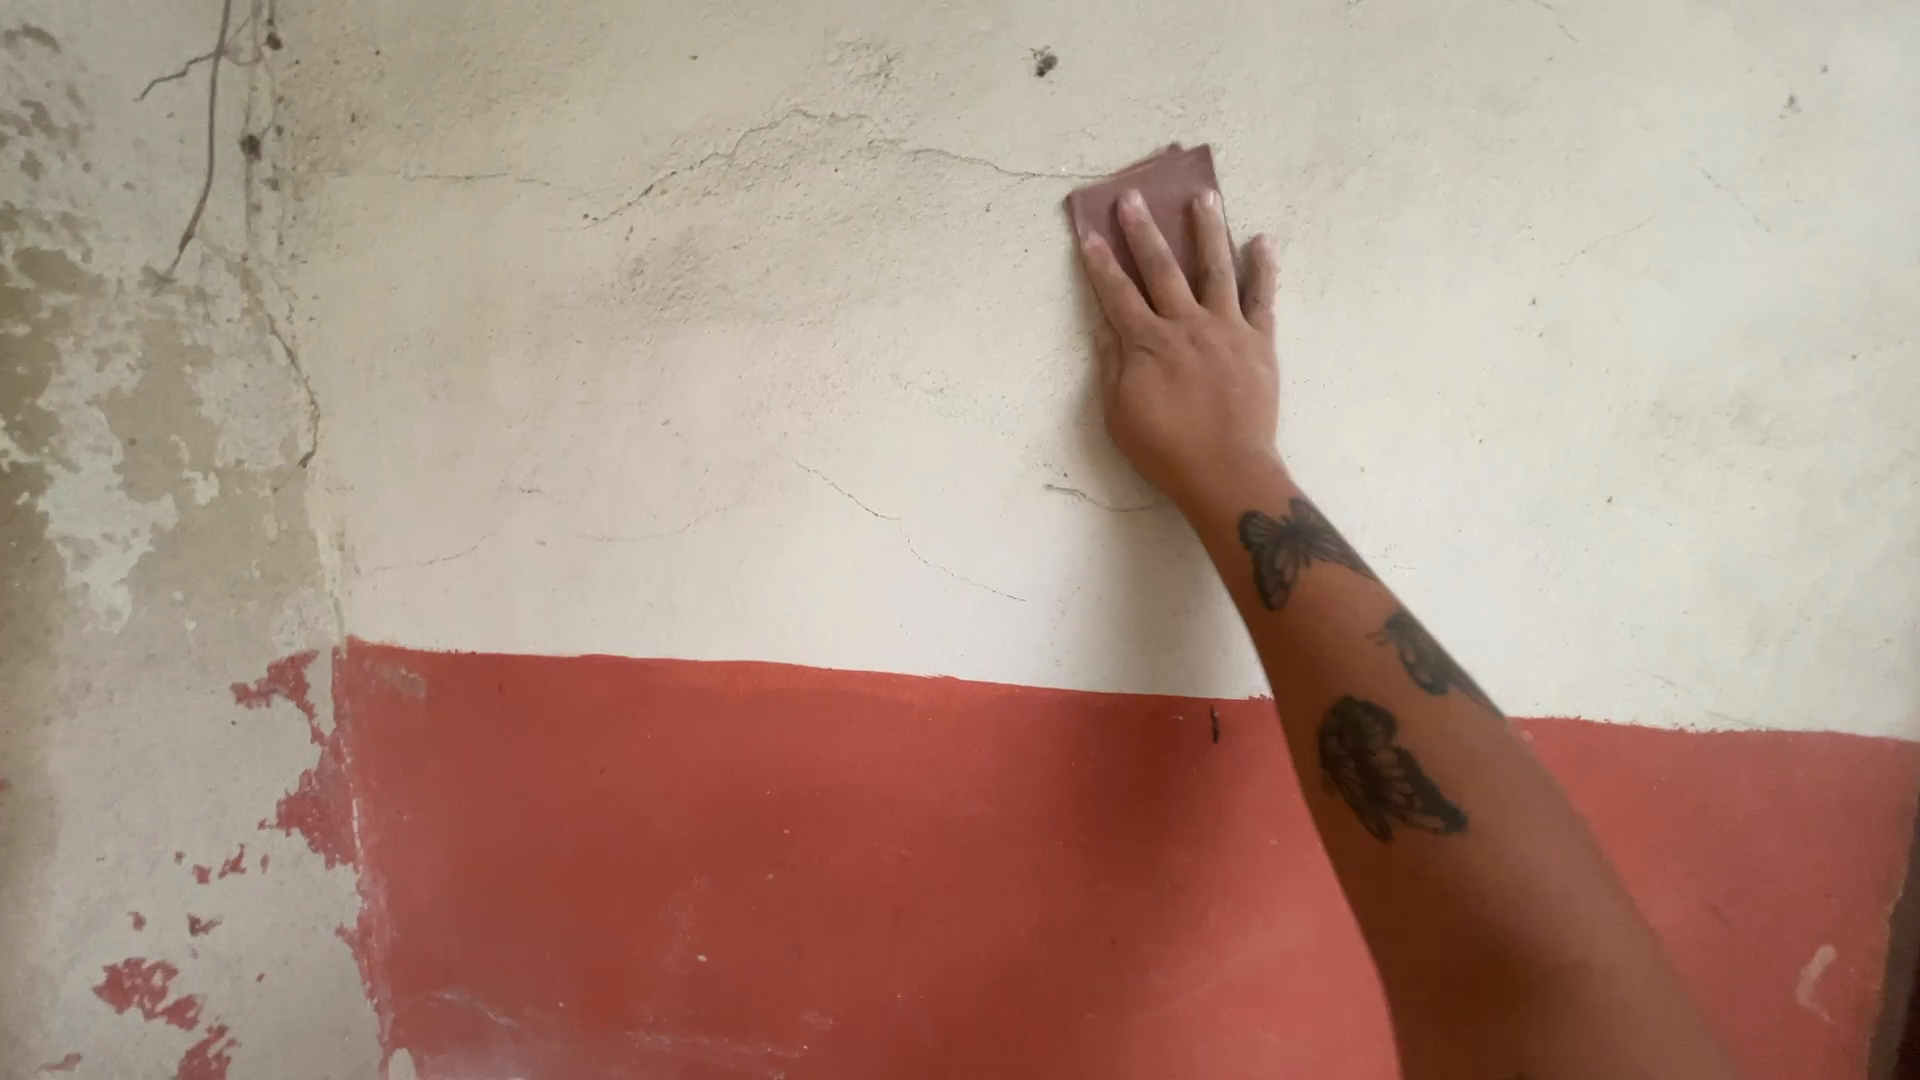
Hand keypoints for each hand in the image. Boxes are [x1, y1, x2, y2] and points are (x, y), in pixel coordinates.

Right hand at [1078, 189, 1283, 512]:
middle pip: (1162, 269)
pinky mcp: (1259, 341)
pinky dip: (1263, 268)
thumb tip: (1105, 327)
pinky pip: (1262, 297)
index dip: (1101, 264)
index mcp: (1147, 344)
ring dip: (1207, 230)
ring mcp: (1227, 329)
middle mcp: (1186, 325)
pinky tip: (1261, 240)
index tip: (1090, 234)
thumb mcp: (1119, 414)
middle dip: (1144, 231)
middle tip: (1134, 196)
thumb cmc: (1165, 448)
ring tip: (1205, 195)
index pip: (1117, 294)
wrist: (1225, 470)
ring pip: (1215, 269)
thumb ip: (1112, 366)